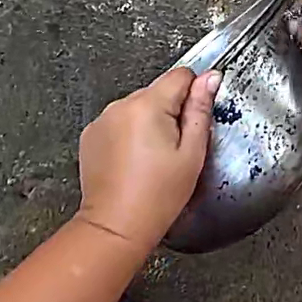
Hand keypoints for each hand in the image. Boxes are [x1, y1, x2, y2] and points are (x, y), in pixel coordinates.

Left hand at [75, 67, 220, 249]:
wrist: (116, 226)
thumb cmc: (156, 196)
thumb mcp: (192, 153)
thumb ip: (201, 110)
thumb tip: (210, 79)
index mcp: (147, 106)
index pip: (180, 75)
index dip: (194, 95)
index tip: (194, 121)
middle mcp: (120, 106)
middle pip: (158, 92)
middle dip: (171, 113)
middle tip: (175, 149)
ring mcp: (102, 120)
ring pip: (138, 108)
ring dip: (149, 123)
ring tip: (154, 159)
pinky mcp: (91, 135)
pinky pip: (119, 123)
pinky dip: (129, 135)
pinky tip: (135, 161)